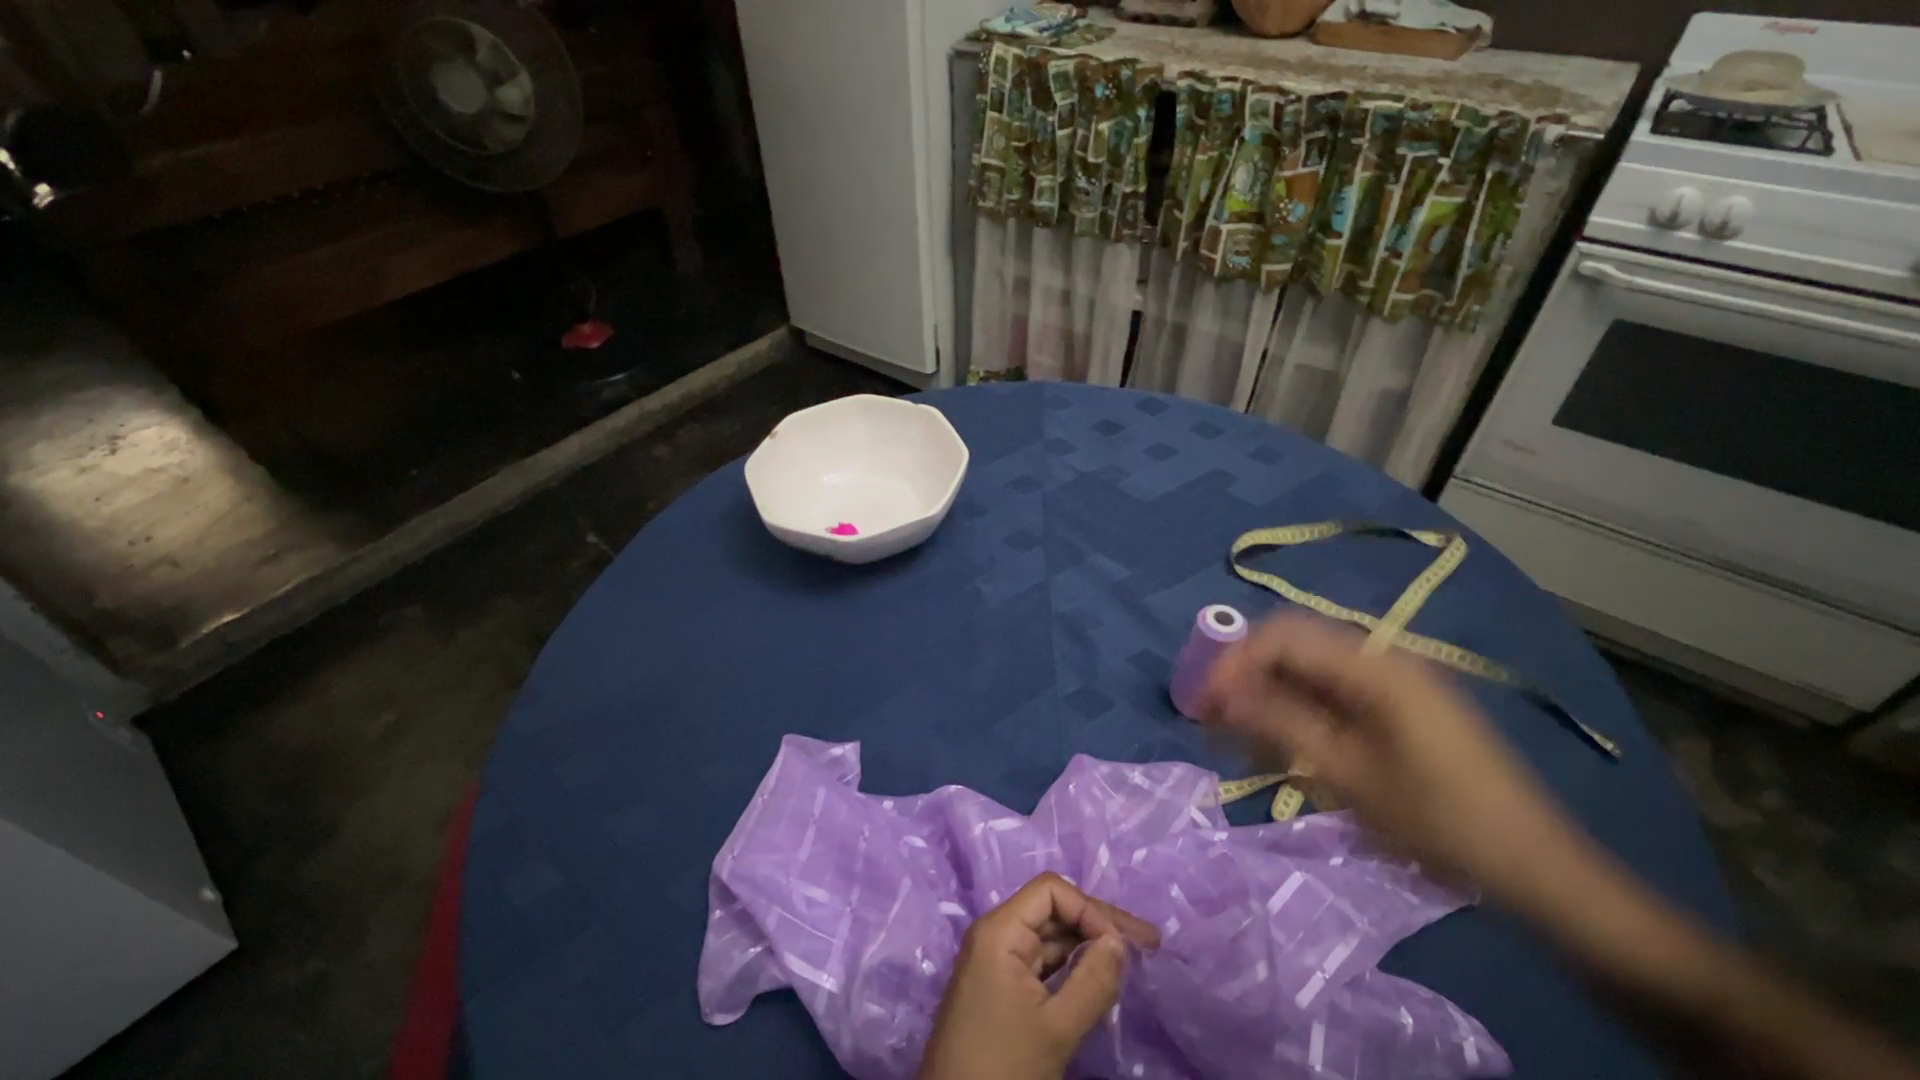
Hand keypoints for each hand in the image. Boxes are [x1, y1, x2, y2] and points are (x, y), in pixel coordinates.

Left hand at [919, 872, 1159, 1079]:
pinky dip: (1074, 967)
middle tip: (1150, 943)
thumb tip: (1119, 941)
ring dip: (1090, 945)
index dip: (1090, 910)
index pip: (1051, 892)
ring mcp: (998, 962)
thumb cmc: (1003, 1065)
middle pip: (1053, 910)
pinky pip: (1044, 963)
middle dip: (1100, 923)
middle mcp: (996, 936)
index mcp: (999, 932)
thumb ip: (1092, 980)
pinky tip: (1103, 977)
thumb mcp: (1056, 1027)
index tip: (1122, 947)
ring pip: (1051, 937)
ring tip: (1134, 959)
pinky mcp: (1003, 987)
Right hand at [1197, 613, 1587, 902]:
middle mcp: (1385, 660)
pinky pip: (1337, 694)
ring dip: (1271, 697)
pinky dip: (1302, 713)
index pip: (1283, 636)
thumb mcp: (1348, 774)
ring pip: (1313, 671)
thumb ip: (1280, 723)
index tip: (1201, 703)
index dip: (1234, 661)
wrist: (1532, 863)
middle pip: (1296, 646)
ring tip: (1242, 741)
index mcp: (1375, 666)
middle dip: (1248, 678)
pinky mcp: (1403, 708)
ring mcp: (1397, 683)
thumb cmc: (1437, 819)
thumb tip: (1221, 691)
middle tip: (1213, 722)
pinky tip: (1287, 748)